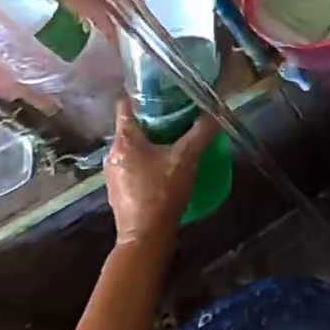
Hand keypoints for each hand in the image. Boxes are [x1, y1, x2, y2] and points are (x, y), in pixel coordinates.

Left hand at [103, 99, 214, 245]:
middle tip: (178, 117)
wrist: (145, 237)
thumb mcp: (187, 158)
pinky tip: (164, 167)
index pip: (125, 104)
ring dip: (150, 142)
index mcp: (125, 139)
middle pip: (131, 126)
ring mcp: (112, 172)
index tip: (163, 91)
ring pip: (132, 146)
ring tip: (174, 141)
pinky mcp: (117, 189)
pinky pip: (132, 164)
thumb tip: (217, 111)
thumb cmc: (163, 192)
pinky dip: (146, 160)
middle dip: (153, 120)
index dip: (143, 94)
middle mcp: (113, 152)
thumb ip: (202, 132)